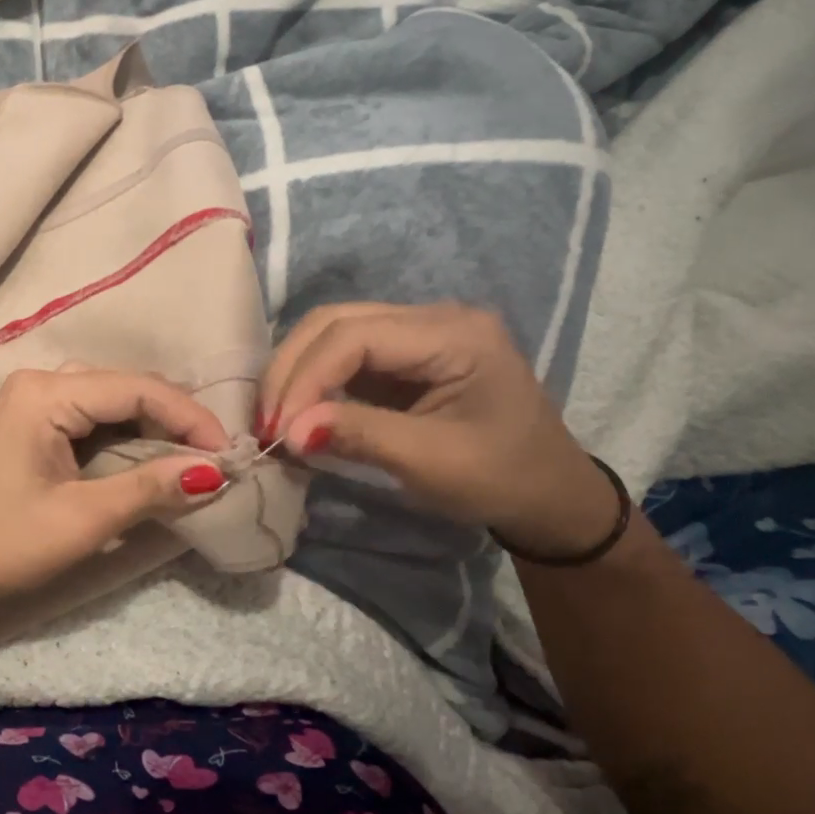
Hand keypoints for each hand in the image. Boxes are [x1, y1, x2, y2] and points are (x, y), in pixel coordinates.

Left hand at [0, 369, 233, 663]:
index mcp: (44, 394)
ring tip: (193, 459)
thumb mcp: (85, 519)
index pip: (135, 388)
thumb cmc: (6, 546)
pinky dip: (124, 437)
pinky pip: (89, 419)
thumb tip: (216, 471)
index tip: (231, 452)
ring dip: (151, 428)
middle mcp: (37, 384)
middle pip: (123, 388)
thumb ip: (150, 487)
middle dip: (173, 419)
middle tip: (217, 458)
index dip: (189, 416)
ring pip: (109, 402)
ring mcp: (29, 403)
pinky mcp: (29, 426)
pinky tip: (151, 459)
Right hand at [257, 302, 616, 554]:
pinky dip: (312, 380)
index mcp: (455, 334)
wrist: (549, 496)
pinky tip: (297, 411)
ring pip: (330, 332)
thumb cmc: (502, 479)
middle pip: (334, 321)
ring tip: (275, 418)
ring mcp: (417, 332)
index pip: (354, 336)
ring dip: (295, 372)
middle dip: (291, 369)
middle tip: (265, 422)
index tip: (278, 429)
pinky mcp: (402, 355)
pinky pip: (342, 353)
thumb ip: (359, 435)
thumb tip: (287, 431)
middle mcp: (434, 317)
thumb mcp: (433, 462)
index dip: (306, 377)